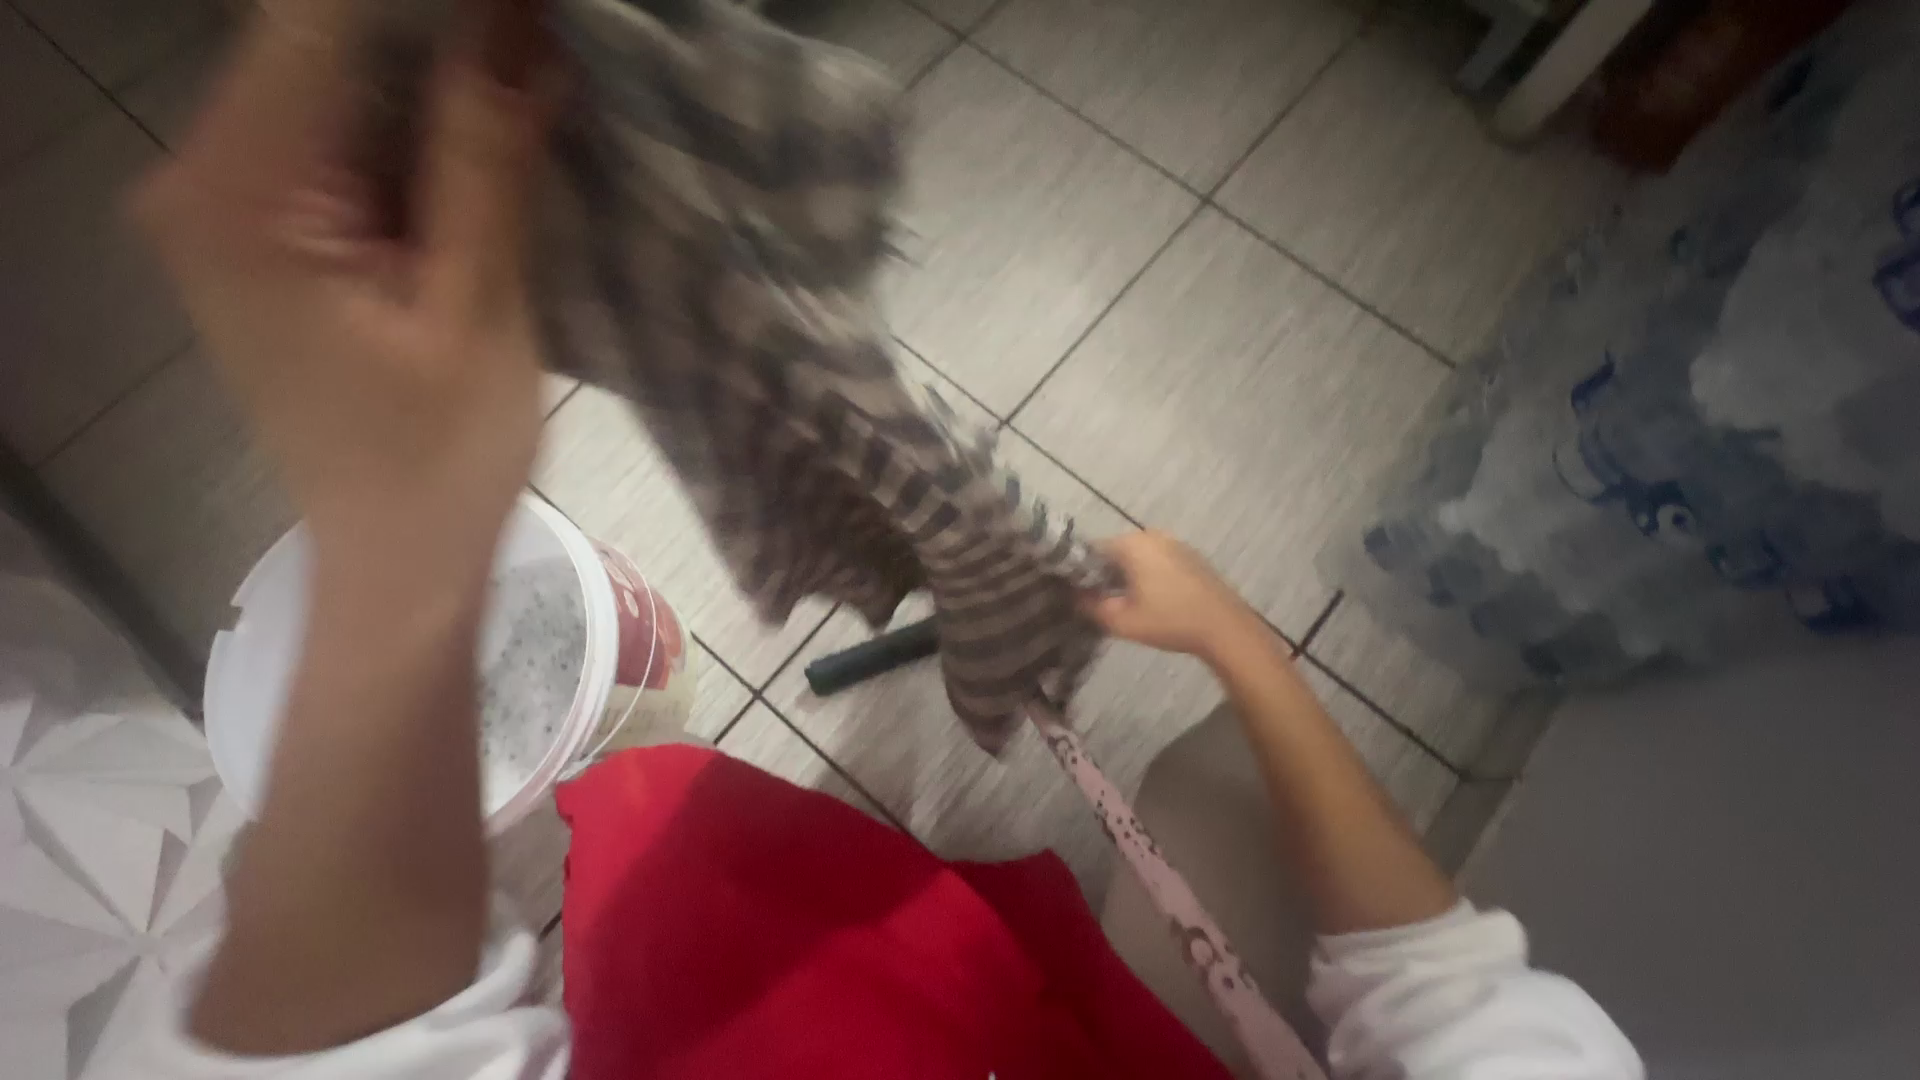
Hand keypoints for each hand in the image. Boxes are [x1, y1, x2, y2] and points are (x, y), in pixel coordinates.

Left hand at [130, 0, 549, 576]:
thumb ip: (483, 167)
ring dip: (444, 96)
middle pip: (324, 53)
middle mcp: (207, 181)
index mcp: (238, 193)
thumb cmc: (442, 457)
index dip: (436, 3)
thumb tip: (519, 36)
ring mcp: (238, 211)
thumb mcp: (476, 309)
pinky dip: (427, 151)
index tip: (533, 12)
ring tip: (543, 95)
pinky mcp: (280, 243)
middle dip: (445, 42)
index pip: (318, 24)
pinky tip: (498, 154)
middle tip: (554, 54)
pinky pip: (353, 160)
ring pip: (345, 104)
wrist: (402, 555)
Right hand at [1080, 530, 1272, 664]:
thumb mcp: (1121, 621)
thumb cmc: (1169, 621)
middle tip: (1100, 602)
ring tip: (1125, 603)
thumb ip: (1090, 606)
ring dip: (1127, 575)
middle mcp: (1151, 535)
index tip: (1078, 593)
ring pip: (1137, 556)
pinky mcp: (1190, 556)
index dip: (1080, 572)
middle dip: (1104, 574)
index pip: (1091, 550)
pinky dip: (1149, 575)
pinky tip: (1152, 599)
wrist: (1225, 628)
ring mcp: (1174, 543)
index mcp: (1131, 544)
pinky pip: (1157, 560)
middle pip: (1115, 552)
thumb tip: (1073, 596)